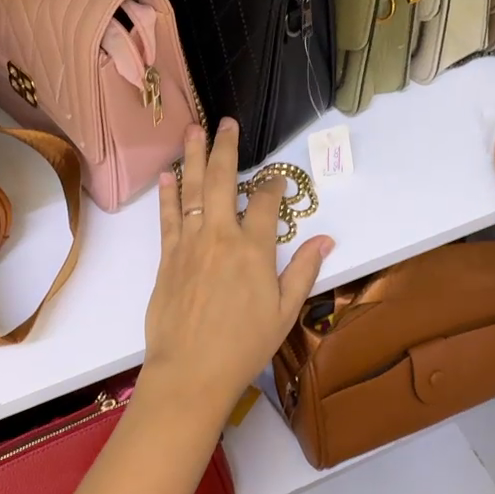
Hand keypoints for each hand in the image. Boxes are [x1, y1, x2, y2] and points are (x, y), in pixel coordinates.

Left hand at [142, 118, 333, 419]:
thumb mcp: (285, 312)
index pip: (265, 203)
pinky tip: (168, 175)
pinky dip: (168, 193)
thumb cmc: (244, 346)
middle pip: (222, 181)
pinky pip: (168, 216)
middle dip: (225, 148)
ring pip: (192, 190)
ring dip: (191, 157)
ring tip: (192, 130)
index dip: (273, 186)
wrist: (191, 371)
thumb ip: (303, 271)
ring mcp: (191, 243)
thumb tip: (326, 239)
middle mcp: (221, 237)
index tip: (276, 179)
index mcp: (254, 250)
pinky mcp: (168, 256)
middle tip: (225, 122)